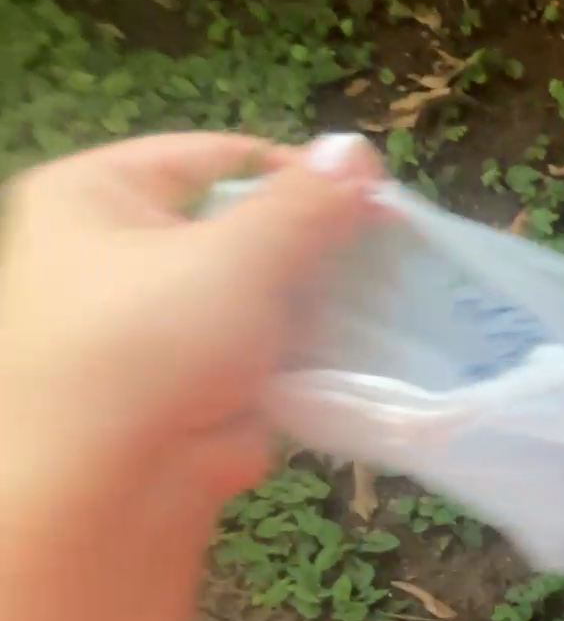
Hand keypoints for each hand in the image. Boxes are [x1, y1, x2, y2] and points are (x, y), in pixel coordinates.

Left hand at [0, 132, 384, 510]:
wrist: (120, 470)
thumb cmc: (154, 341)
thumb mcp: (234, 257)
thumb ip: (305, 206)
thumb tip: (363, 151)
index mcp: (105, 196)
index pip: (222, 158)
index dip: (303, 173)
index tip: (379, 203)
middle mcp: (136, 247)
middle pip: (256, 222)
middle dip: (329, 239)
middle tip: (399, 253)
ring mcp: (181, 311)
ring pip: (278, 283)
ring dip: (336, 291)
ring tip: (402, 297)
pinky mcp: (221, 365)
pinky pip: (286, 334)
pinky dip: (329, 335)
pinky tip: (379, 339)